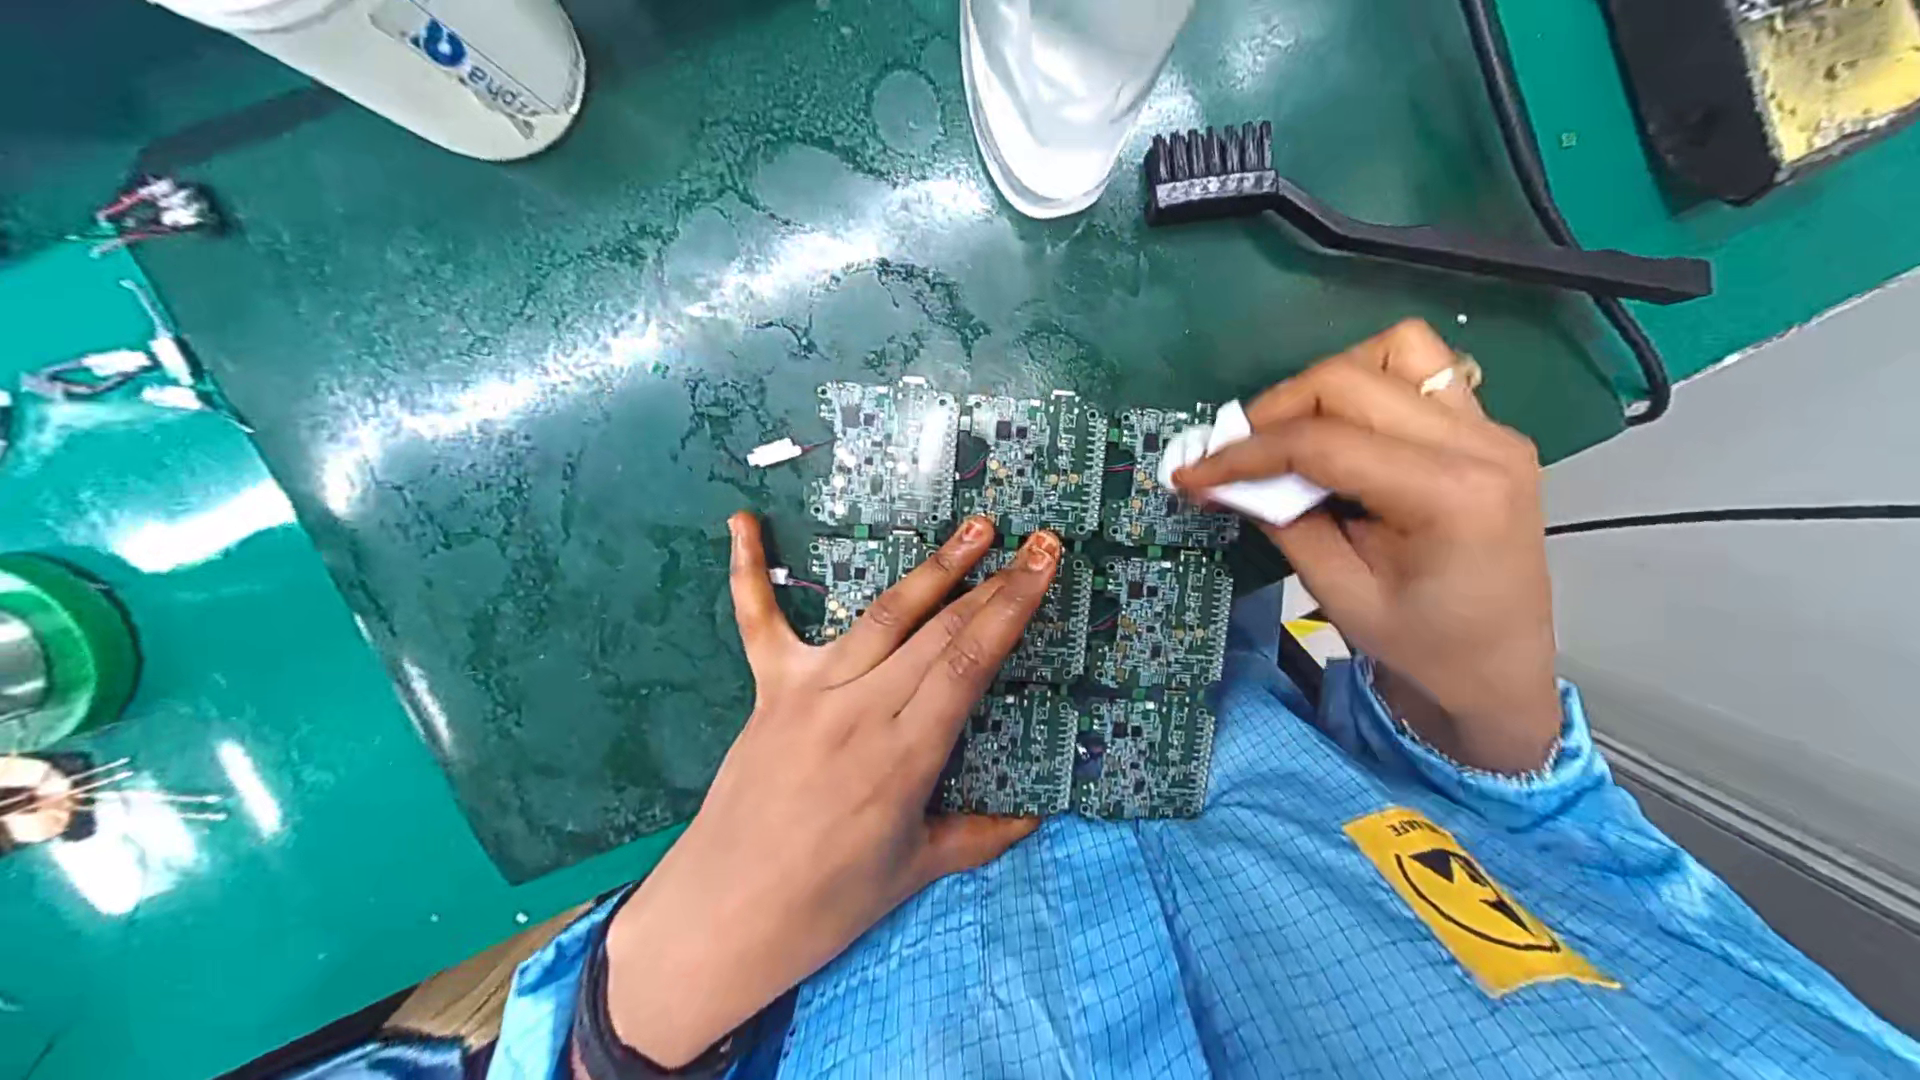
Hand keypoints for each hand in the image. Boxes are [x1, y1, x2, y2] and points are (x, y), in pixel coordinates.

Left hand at [602, 513, 1057, 1066]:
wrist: (721, 917)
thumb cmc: (826, 904)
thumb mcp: (915, 871)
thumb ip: (980, 836)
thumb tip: (1037, 816)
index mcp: (905, 755)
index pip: (970, 662)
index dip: (1012, 608)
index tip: (1043, 566)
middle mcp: (861, 709)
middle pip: (938, 631)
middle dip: (992, 582)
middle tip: (1031, 542)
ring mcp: (810, 691)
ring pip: (882, 616)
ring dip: (931, 568)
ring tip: (973, 528)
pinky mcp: (770, 689)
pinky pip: (758, 622)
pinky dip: (750, 572)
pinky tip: (741, 521)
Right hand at [1174, 319, 1560, 773]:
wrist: (1498, 667)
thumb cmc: (1421, 645)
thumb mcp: (1338, 590)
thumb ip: (1282, 521)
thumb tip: (1220, 479)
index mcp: (1448, 496)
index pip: (1321, 443)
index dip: (1244, 454)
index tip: (1194, 473)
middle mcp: (1479, 444)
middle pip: (1348, 381)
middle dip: (1272, 412)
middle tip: (1232, 454)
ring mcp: (1488, 427)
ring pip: (1390, 352)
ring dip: (1321, 386)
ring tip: (1287, 434)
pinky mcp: (1482, 427)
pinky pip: (1418, 369)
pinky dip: (1362, 382)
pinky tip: (1337, 425)